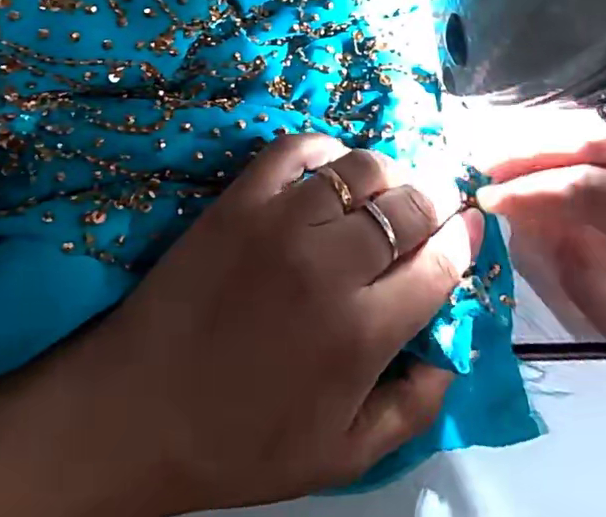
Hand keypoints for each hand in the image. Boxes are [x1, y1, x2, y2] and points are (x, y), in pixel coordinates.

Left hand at [0, 134, 483, 516]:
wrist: (136, 410)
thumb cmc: (240, 442)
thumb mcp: (342, 456)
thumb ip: (414, 408)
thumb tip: (452, 353)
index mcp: (362, 334)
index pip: (439, 265)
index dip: (463, 242)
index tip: (469, 229)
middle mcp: (331, 267)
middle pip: (410, 207)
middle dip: (436, 200)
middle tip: (436, 203)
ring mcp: (282, 223)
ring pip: (362, 168)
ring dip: (388, 173)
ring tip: (387, 186)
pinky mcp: (240, 199)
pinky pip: (298, 149)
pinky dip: (324, 149)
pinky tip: (329, 168)